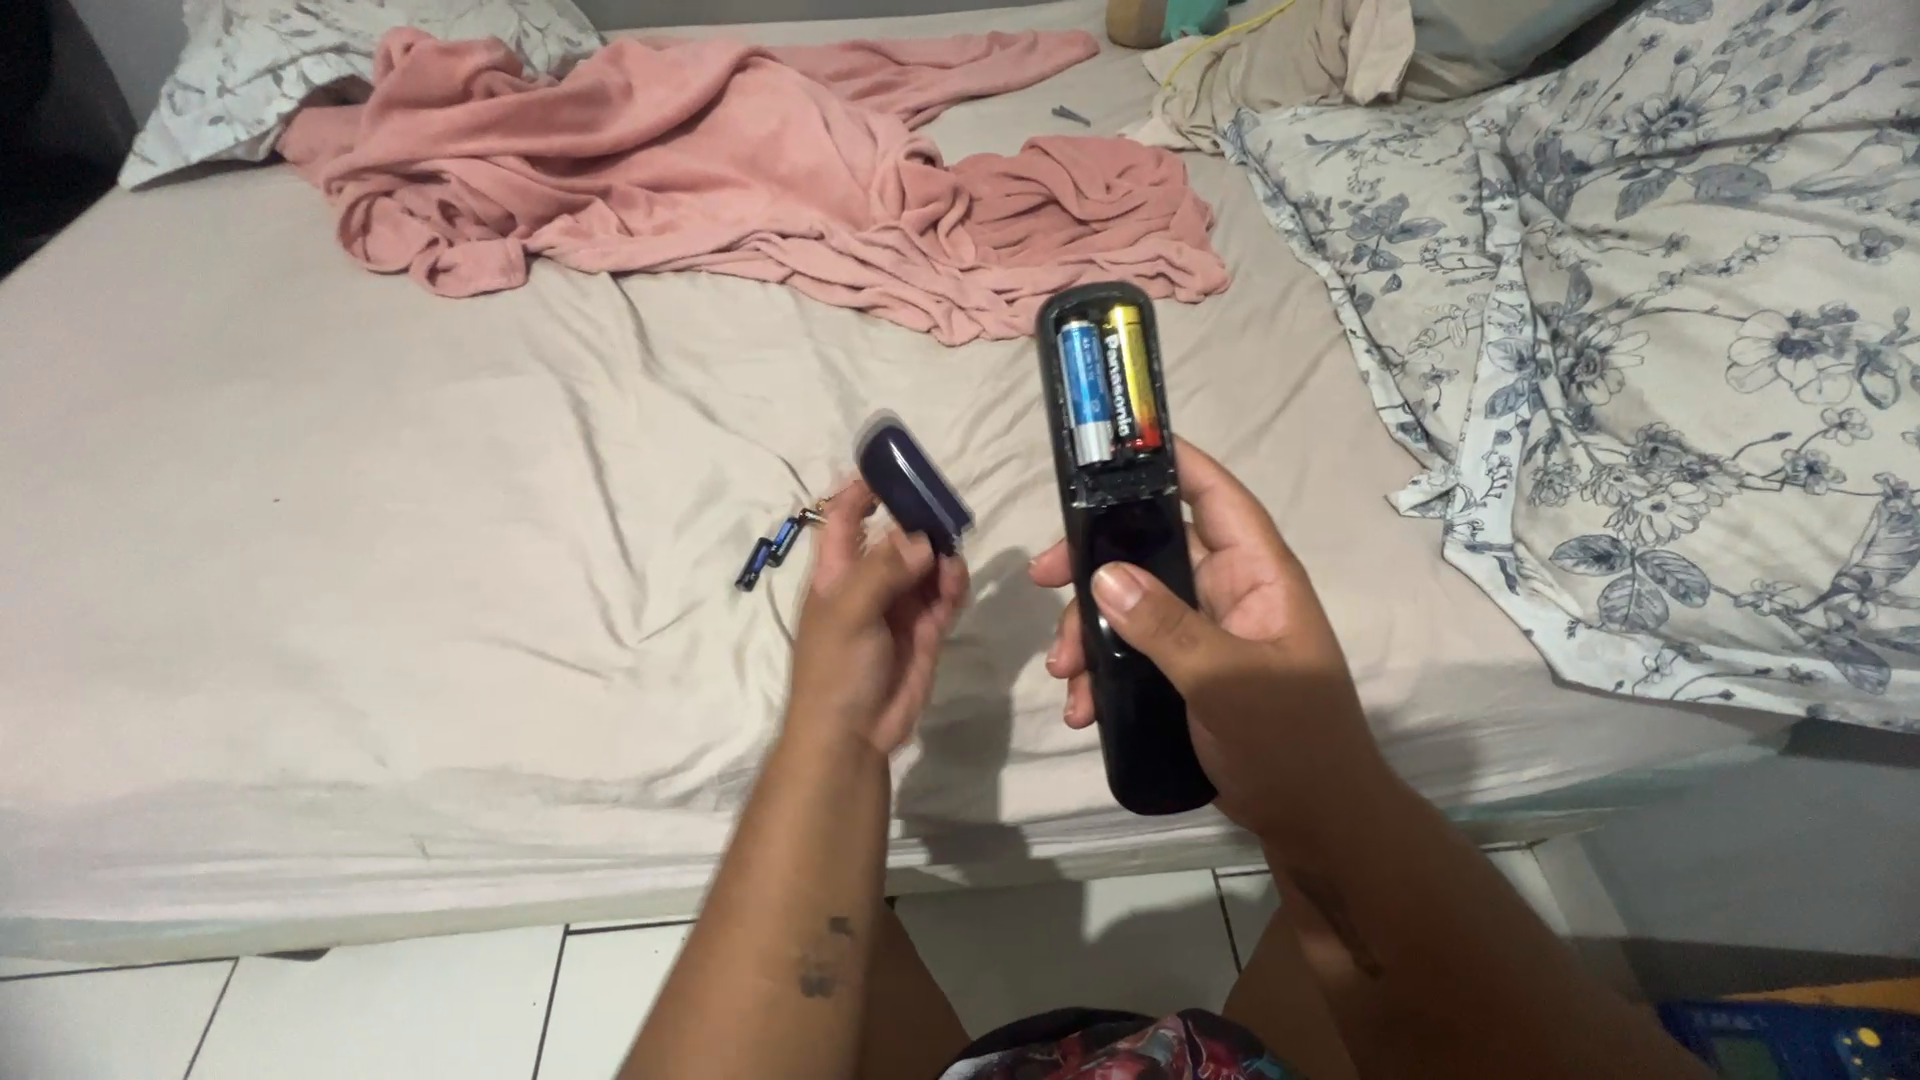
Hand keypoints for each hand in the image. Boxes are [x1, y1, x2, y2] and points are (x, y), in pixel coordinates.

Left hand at [787, 480, 970, 755]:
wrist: (852, 736)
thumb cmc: (834, 670)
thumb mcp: (848, 614)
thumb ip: (882, 571)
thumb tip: (920, 539)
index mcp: (836, 573)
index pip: (844, 519)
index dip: (861, 492)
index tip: (889, 468)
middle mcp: (869, 583)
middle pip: (896, 536)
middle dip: (918, 520)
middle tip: (943, 508)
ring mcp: (899, 606)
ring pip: (927, 564)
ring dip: (940, 555)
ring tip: (950, 560)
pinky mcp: (925, 629)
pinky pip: (944, 595)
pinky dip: (953, 584)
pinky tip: (955, 580)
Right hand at [1028, 438, 1390, 846]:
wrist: (1314, 824)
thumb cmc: (1291, 742)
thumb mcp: (1227, 681)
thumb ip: (1165, 626)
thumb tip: (1102, 575)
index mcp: (1257, 575)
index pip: (1216, 496)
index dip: (1172, 463)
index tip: (1112, 451)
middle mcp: (1227, 592)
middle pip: (1151, 550)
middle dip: (1095, 565)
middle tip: (1045, 579)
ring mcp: (1203, 632)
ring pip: (1130, 604)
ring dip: (1089, 631)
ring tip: (1063, 673)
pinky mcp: (1183, 670)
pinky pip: (1131, 650)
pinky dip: (1101, 671)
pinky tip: (1082, 706)